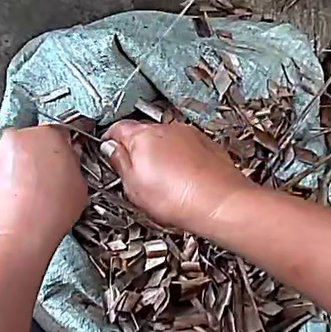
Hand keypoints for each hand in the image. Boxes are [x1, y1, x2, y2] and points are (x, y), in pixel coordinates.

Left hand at [0, 125, 86, 257]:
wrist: (15, 237)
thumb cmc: (47, 213)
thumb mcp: (81, 185)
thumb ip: (73, 165)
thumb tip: (69, 162)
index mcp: (46, 135)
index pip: (62, 130)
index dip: (69, 145)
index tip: (71, 153)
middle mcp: (17, 138)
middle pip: (35, 140)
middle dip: (44, 155)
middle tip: (54, 177)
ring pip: (15, 154)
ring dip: (24, 167)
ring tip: (35, 192)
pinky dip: (7, 180)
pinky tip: (19, 198)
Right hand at [100, 120, 252, 230]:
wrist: (220, 203)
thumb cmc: (180, 198)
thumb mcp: (134, 186)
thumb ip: (118, 162)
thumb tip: (111, 150)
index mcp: (143, 136)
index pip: (117, 128)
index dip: (111, 142)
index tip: (110, 152)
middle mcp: (169, 129)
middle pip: (144, 134)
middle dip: (139, 152)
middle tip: (138, 176)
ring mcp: (191, 136)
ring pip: (168, 141)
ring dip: (163, 157)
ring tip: (165, 184)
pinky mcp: (209, 146)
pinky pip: (188, 149)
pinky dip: (183, 161)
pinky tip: (184, 181)